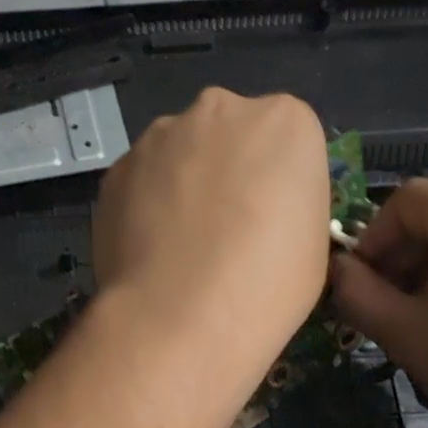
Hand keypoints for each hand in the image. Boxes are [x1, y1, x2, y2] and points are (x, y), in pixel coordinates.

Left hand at [92, 88, 330, 352]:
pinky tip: (147, 252)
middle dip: (225, 173)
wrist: (180, 317)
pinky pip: (138, 183)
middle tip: (222, 231)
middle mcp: (221, 110)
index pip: (285, 143)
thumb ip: (289, 206)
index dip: (276, 186)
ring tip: (177, 246)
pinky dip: (142, 208)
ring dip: (179, 187)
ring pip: (176, 155)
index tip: (269, 223)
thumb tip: (264, 214)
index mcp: (286, 120)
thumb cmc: (266, 285)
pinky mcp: (116, 169)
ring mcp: (160, 136)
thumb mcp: (311, 244)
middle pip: (227, 136)